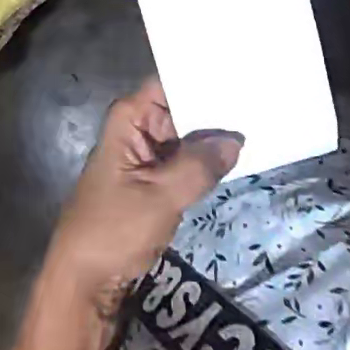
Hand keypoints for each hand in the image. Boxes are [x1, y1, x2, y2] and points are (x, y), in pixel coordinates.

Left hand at [44, 80, 241, 315]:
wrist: (85, 277)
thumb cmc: (113, 229)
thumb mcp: (160, 197)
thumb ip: (199, 166)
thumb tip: (235, 139)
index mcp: (129, 118)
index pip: (168, 83)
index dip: (202, 77)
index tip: (243, 72)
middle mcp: (137, 128)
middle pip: (181, 107)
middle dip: (216, 109)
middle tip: (264, 100)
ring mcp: (146, 155)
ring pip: (187, 136)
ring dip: (215, 137)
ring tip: (261, 122)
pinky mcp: (154, 180)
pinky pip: (185, 161)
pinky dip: (206, 161)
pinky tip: (240, 156)